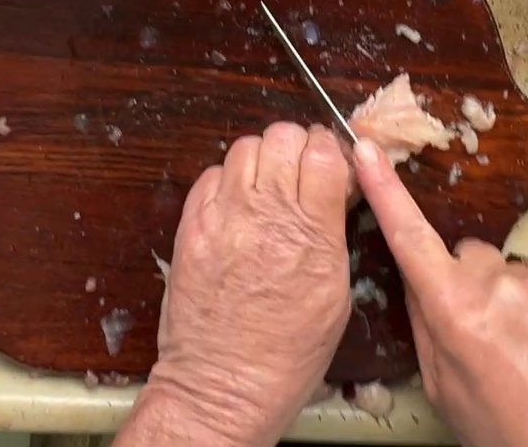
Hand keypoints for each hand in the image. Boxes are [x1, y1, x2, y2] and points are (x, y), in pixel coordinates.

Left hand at [117, 123, 353, 446]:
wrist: (220, 390)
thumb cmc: (286, 355)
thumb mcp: (336, 293)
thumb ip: (333, 230)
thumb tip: (334, 186)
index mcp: (311, 234)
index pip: (322, 152)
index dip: (329, 147)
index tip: (329, 158)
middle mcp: (266, 215)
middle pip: (283, 136)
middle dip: (297, 146)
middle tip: (298, 167)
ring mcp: (224, 216)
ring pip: (246, 146)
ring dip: (261, 159)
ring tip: (265, 185)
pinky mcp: (191, 225)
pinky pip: (212, 174)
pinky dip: (228, 181)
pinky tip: (236, 206)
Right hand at [352, 140, 527, 446]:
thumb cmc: (513, 434)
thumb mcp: (444, 389)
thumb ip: (424, 324)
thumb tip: (416, 280)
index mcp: (455, 312)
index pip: (409, 236)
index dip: (384, 189)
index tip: (367, 152)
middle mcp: (496, 286)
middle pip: (466, 254)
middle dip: (466, 280)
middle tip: (485, 331)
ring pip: (506, 272)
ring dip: (509, 297)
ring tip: (525, 347)